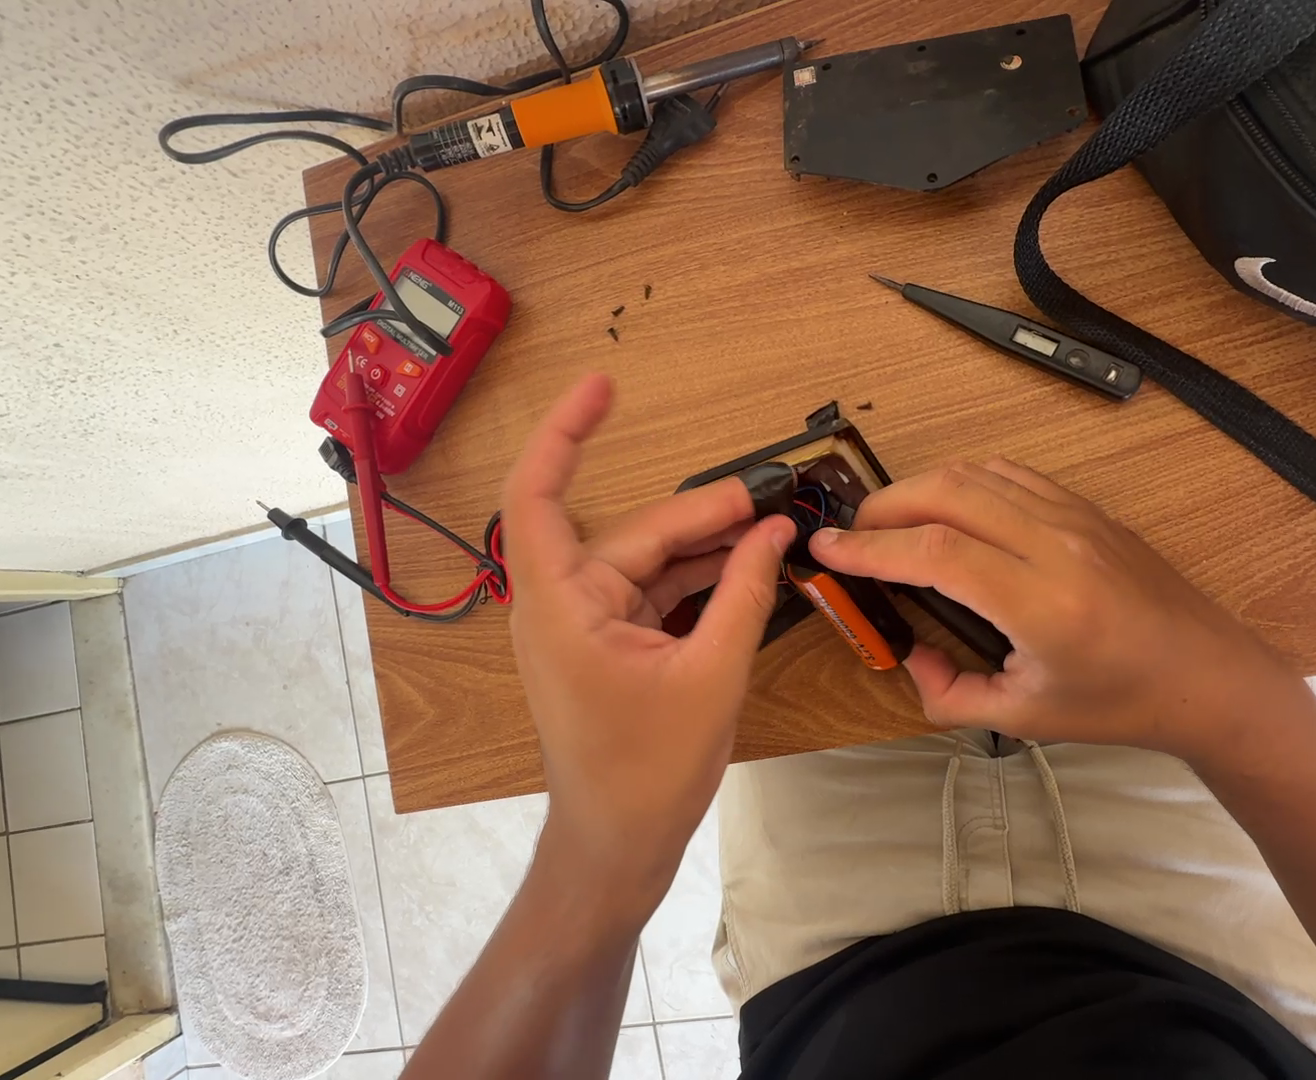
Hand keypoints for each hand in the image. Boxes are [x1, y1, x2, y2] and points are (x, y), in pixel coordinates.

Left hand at [504, 374, 796, 908]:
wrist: (619, 845)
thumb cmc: (649, 771)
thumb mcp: (712, 675)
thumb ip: (745, 594)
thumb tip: (776, 534)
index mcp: (560, 603)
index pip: (539, 493)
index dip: (564, 432)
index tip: (604, 386)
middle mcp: (564, 602)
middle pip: (633, 531)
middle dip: (700, 514)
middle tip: (768, 499)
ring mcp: (587, 623)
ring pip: (650, 560)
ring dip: (707, 546)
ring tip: (770, 530)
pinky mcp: (611, 642)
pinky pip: (657, 591)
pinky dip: (700, 580)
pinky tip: (747, 568)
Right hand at [808, 459, 1313, 763]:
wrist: (1210, 676)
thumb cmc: (1117, 704)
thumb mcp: (1022, 718)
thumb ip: (946, 691)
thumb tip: (905, 651)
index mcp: (1041, 603)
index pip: (935, 551)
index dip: (869, 547)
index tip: (826, 550)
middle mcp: (1056, 545)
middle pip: (946, 493)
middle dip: (882, 507)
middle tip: (853, 537)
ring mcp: (1074, 516)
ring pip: (974, 473)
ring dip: (918, 489)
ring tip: (890, 522)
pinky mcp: (1085, 507)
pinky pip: (1007, 474)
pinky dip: (960, 482)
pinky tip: (945, 510)